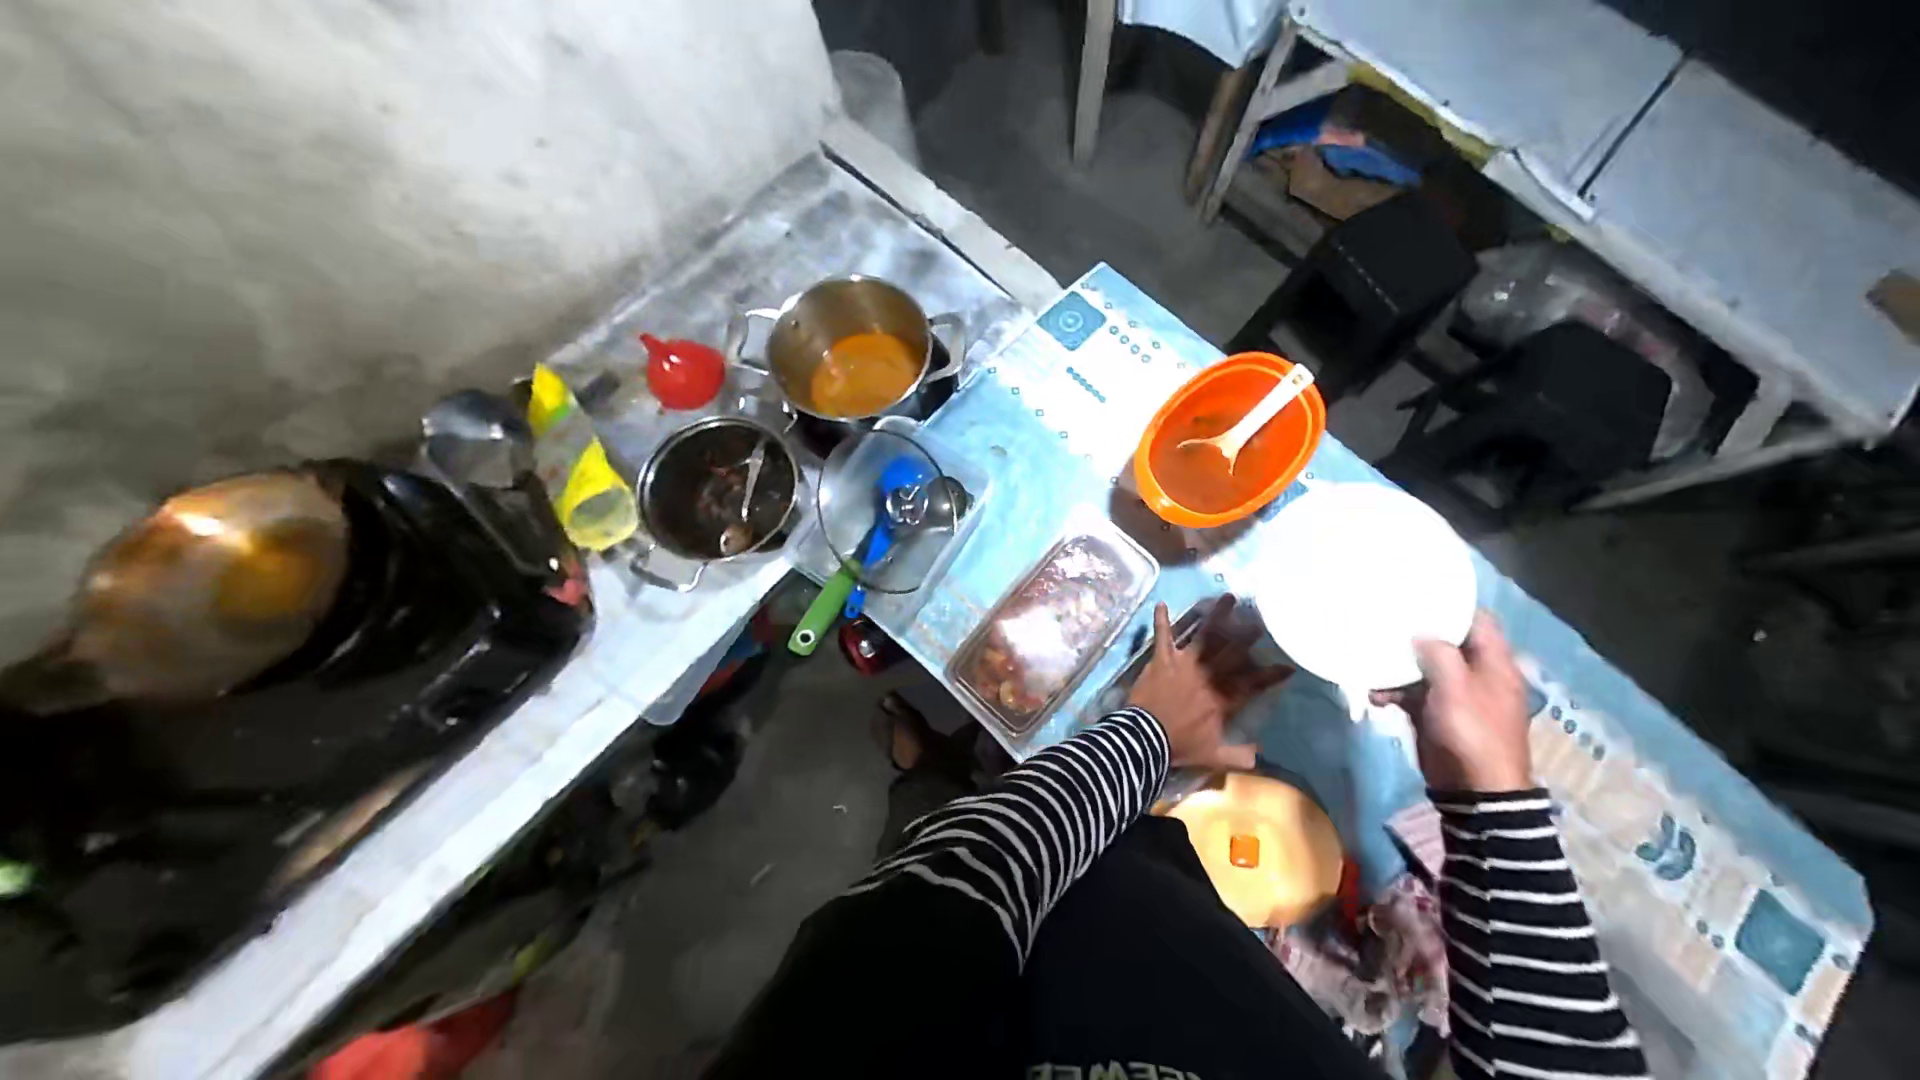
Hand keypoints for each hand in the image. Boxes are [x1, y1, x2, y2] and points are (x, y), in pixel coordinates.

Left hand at [1127, 596, 1290, 770]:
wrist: (1146, 738)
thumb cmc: (1180, 746)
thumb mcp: (1214, 756)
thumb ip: (1238, 756)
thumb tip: (1259, 757)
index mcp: (1223, 698)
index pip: (1253, 683)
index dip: (1272, 675)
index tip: (1289, 666)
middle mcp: (1208, 675)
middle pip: (1233, 651)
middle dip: (1247, 636)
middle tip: (1260, 620)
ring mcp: (1184, 664)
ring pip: (1205, 635)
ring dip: (1216, 615)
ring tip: (1229, 597)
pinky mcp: (1162, 659)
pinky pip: (1162, 636)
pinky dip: (1160, 620)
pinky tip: (1160, 603)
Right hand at [1371, 611, 1532, 791]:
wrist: (1473, 786)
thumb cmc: (1472, 731)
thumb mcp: (1456, 687)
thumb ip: (1440, 654)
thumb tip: (1421, 633)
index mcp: (1493, 663)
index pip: (1477, 621)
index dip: (1451, 605)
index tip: (1418, 593)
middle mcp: (1475, 673)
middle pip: (1444, 641)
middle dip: (1414, 633)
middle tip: (1382, 619)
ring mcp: (1454, 693)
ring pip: (1422, 665)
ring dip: (1396, 665)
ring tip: (1370, 661)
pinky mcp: (1434, 711)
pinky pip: (1410, 690)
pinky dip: (1392, 690)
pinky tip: (1374, 695)